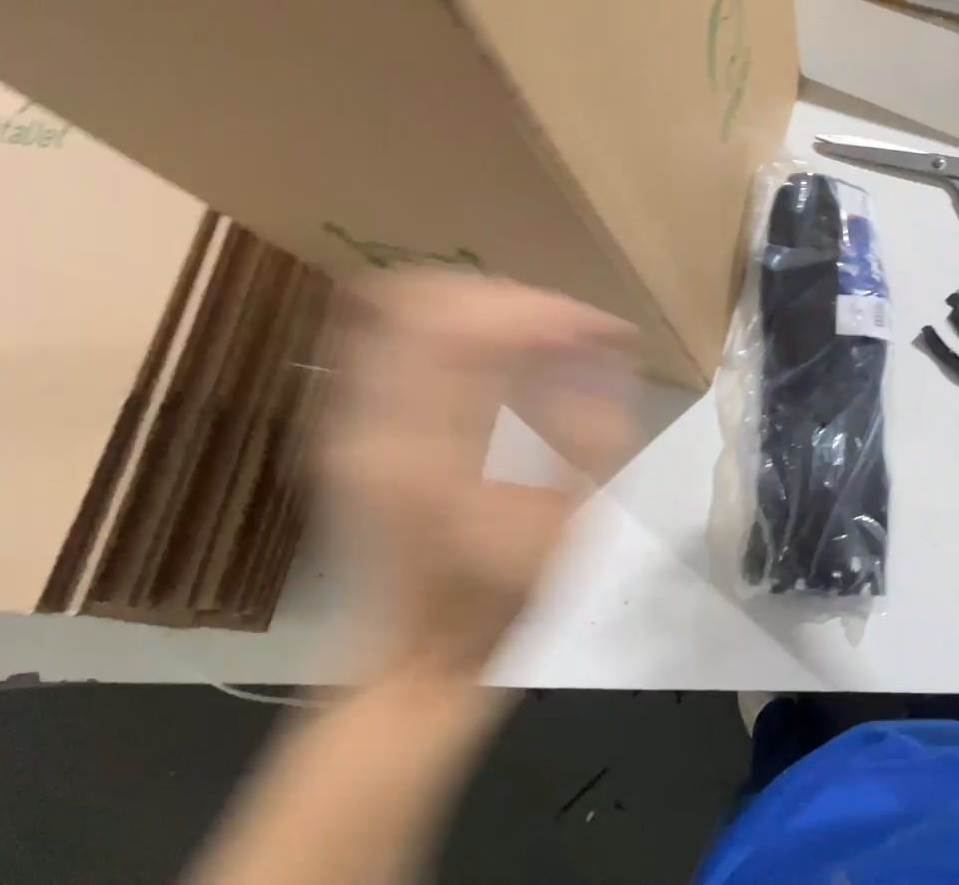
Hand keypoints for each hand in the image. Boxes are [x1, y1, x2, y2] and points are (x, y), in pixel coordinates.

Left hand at [319, 271, 633, 681]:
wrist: (412, 659)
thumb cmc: (493, 607)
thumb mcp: (563, 530)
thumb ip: (589, 437)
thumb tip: (611, 359)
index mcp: (419, 453)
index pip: (467, 329)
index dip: (545, 312)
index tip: (603, 333)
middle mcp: (366, 422)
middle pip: (427, 299)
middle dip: (517, 302)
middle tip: (575, 333)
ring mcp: (346, 419)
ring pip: (405, 307)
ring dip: (486, 308)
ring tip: (546, 338)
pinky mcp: (349, 423)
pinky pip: (396, 338)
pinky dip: (457, 328)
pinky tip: (502, 356)